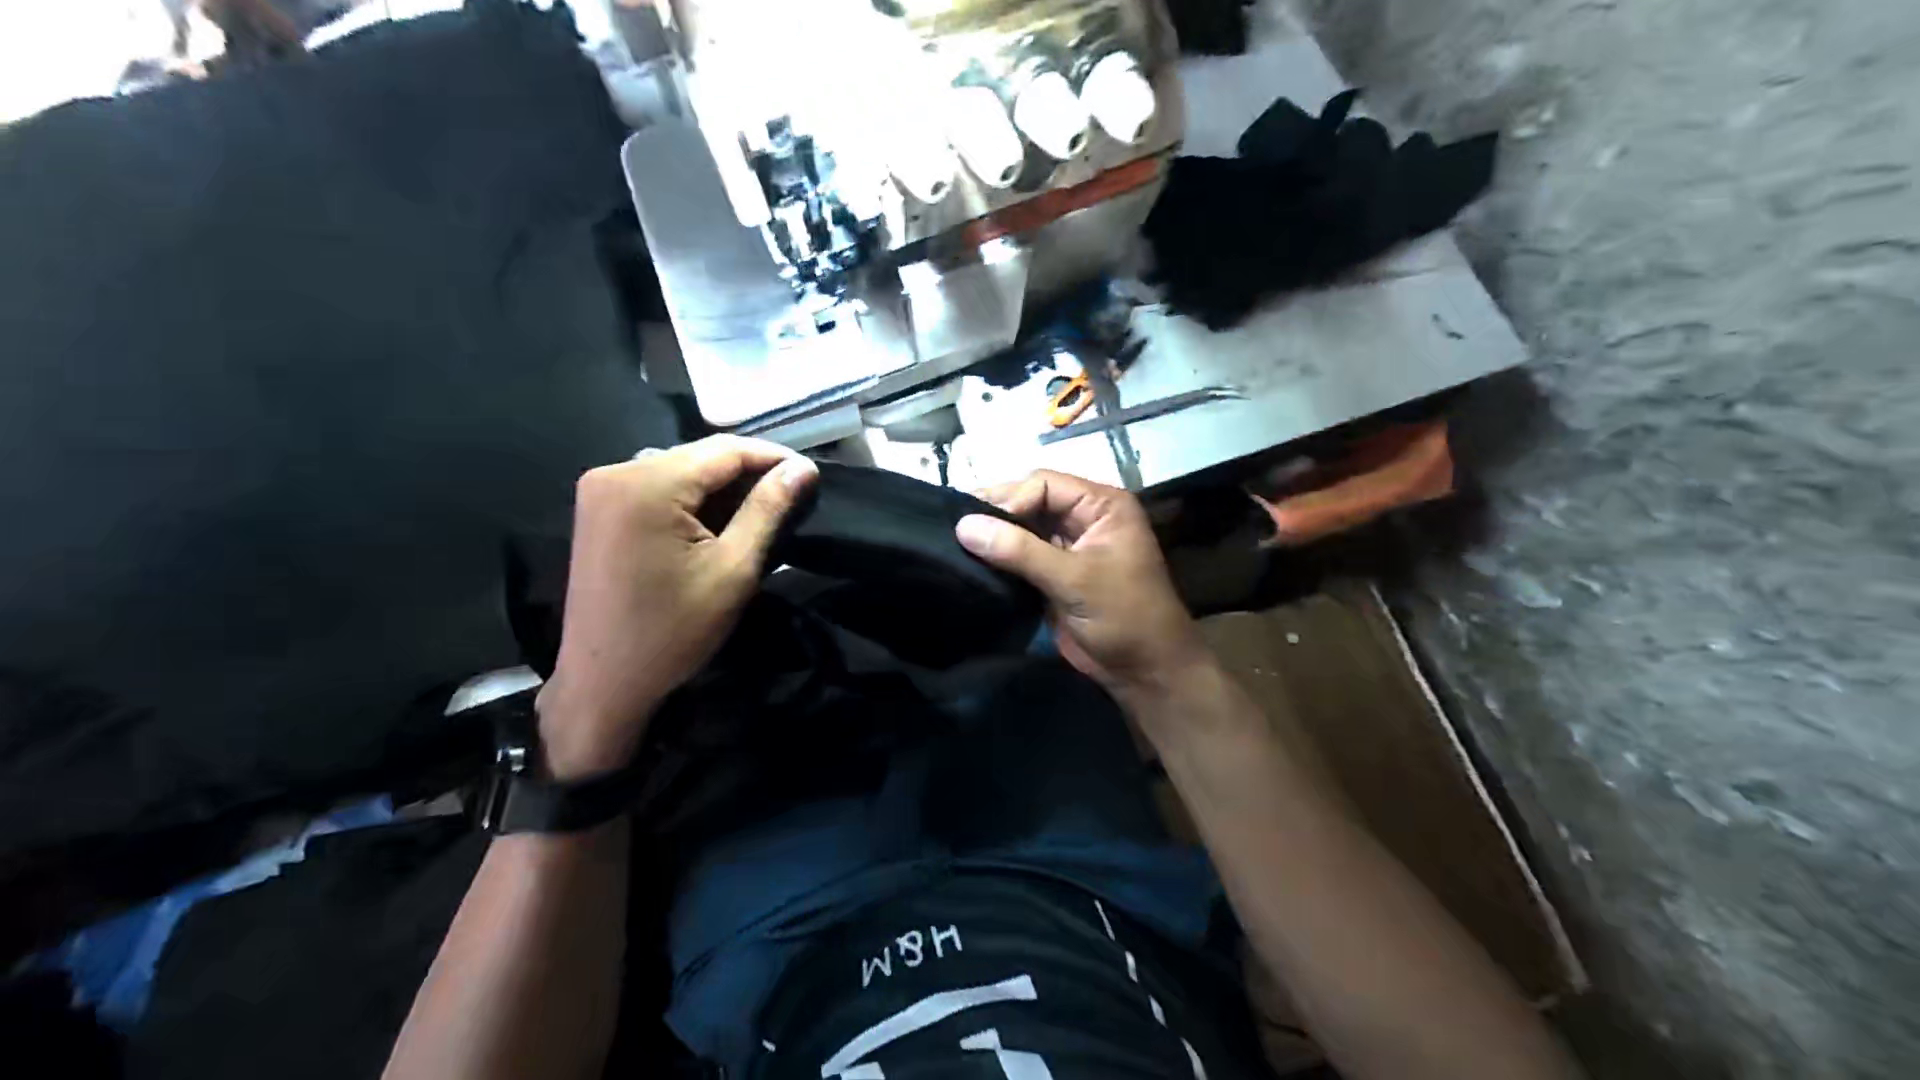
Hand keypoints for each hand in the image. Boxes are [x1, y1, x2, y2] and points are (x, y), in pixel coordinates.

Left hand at [535, 436, 817, 777]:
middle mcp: (616, 471)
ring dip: (723, 486)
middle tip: (792, 496)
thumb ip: (769, 510)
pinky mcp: (598, 510)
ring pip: (681, 470)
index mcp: (647, 483)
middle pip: (701, 456)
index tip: (812, 477)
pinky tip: (718, 521)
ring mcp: (601, 490)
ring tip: (763, 510)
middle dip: (749, 473)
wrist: (605, 682)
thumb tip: (804, 468)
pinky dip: (693, 499)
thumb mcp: (734, 568)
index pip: (726, 450)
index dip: (774, 457)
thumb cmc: (674, 630)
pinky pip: (658, 487)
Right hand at [955, 470, 1208, 701]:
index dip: (1010, 499)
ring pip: (1024, 529)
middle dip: (998, 513)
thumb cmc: (1123, 616)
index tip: (979, 524)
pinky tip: (973, 561)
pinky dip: (1000, 558)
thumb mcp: (1074, 579)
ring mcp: (1069, 547)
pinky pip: (1022, 556)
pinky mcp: (1055, 575)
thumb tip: (963, 525)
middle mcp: (1085, 519)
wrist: (1145, 672)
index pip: (1044, 484)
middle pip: (1031, 501)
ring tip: (957, 541)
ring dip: (996, 535)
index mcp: (1102, 506)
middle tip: (956, 525)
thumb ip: (1019, 550)